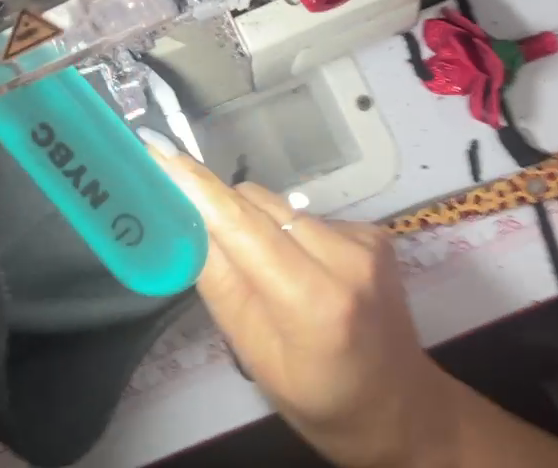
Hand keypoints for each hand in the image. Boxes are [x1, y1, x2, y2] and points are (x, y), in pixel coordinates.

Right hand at [151, 148, 444, 467]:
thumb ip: (219, 282)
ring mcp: (365, 240)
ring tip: (264, 272)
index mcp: (312, 301)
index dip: (197, 185)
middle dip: (222, 211)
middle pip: (258, 205)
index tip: (158, 150)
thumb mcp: (255, 355)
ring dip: (257, 225)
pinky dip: (289, 234)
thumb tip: (183, 220)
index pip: (242, 224)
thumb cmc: (318, 397)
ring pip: (280, 206)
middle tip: (196, 232)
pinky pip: (306, 216)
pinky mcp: (372, 233)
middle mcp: (345, 258)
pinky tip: (301, 270)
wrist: (399, 407)